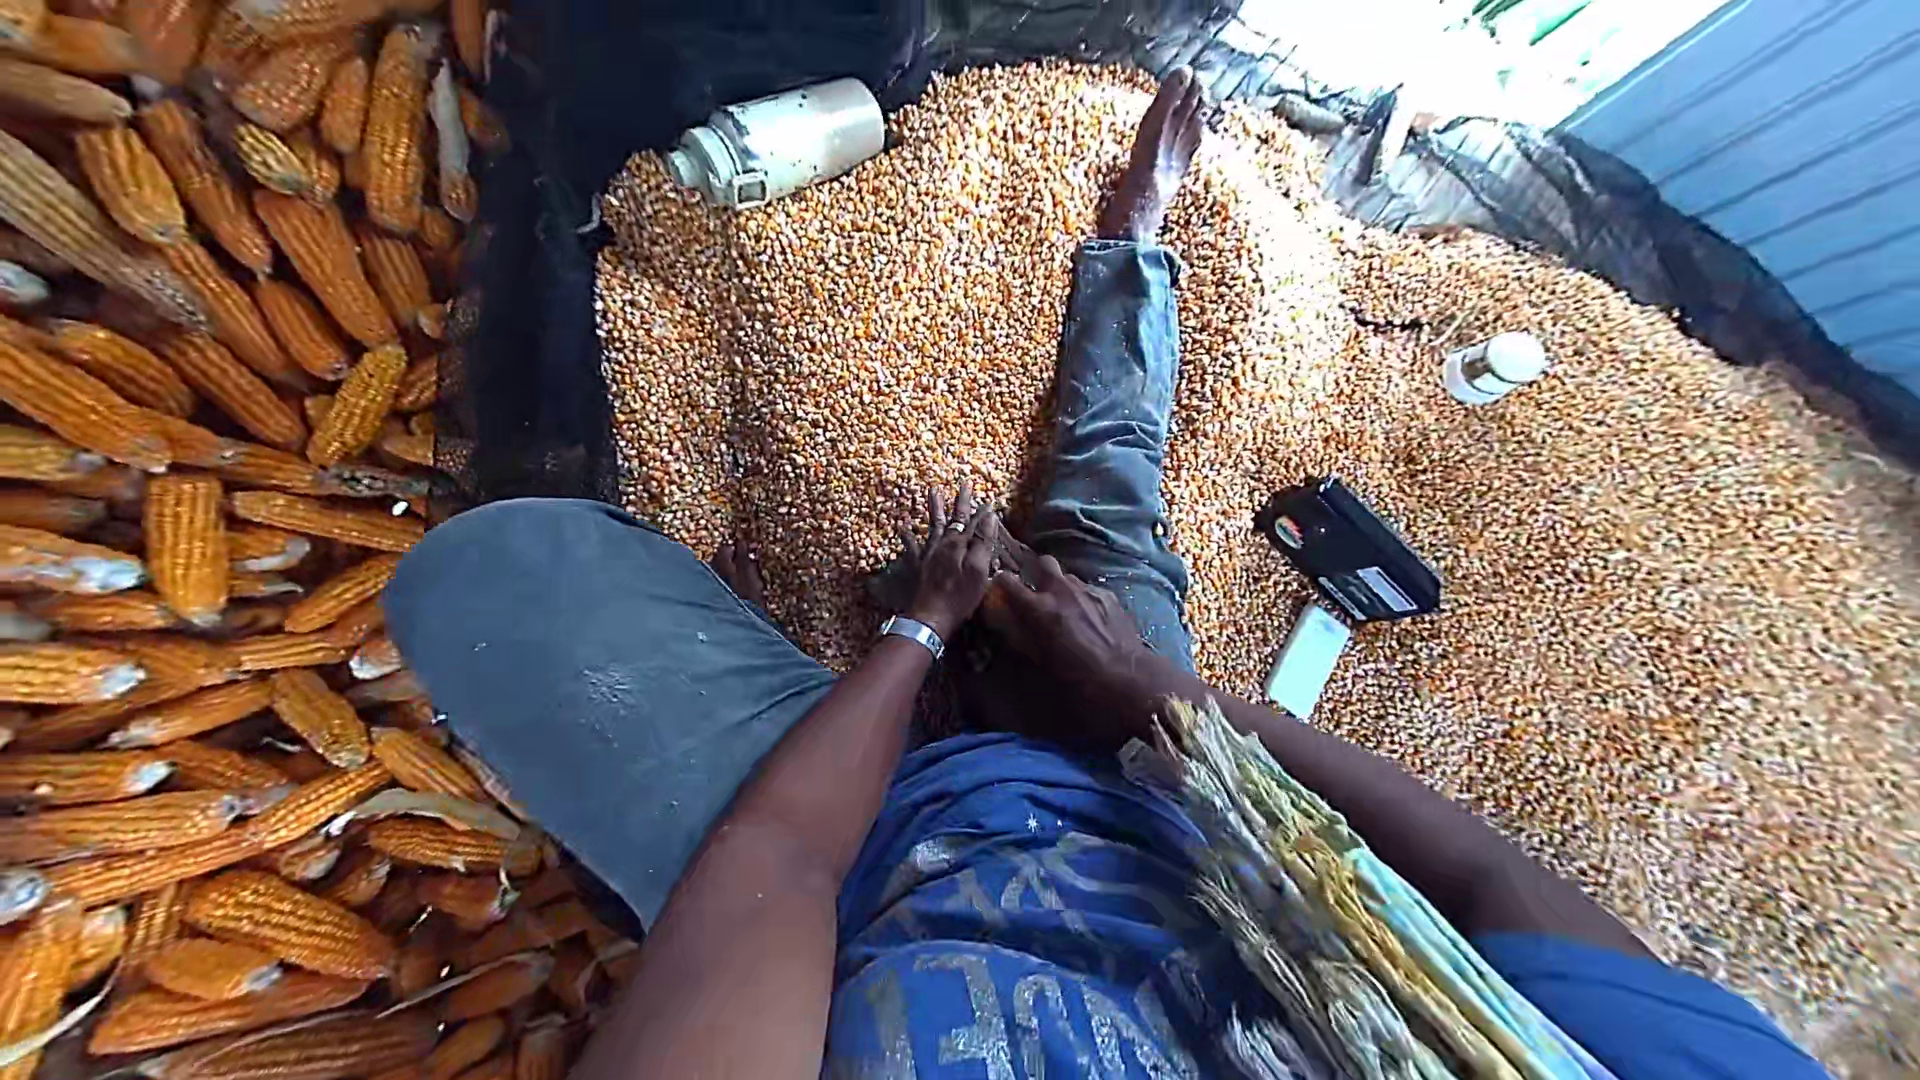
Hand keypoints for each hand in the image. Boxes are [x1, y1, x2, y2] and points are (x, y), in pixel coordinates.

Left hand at [895, 481, 999, 639]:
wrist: (930, 617)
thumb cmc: (959, 597)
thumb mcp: (978, 570)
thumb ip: (982, 542)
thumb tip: (990, 517)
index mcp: (959, 545)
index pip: (974, 522)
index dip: (983, 511)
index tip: (990, 499)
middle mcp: (942, 544)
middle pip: (953, 519)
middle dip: (960, 501)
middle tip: (965, 484)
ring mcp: (928, 554)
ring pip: (933, 526)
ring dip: (934, 508)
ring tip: (933, 491)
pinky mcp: (917, 566)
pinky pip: (911, 547)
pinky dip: (908, 537)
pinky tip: (903, 528)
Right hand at [983, 555, 1170, 738]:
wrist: (1130, 683)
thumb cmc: (1079, 683)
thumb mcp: (1038, 665)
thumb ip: (1017, 638)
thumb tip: (1001, 623)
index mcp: (1039, 609)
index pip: (1006, 579)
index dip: (999, 584)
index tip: (999, 595)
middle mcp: (1063, 591)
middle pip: (1042, 562)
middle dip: (1036, 574)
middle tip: (1035, 596)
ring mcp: (1089, 591)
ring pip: (1067, 576)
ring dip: (1060, 586)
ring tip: (1063, 609)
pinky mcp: (1110, 597)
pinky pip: (1088, 589)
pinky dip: (1082, 598)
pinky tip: (1088, 619)